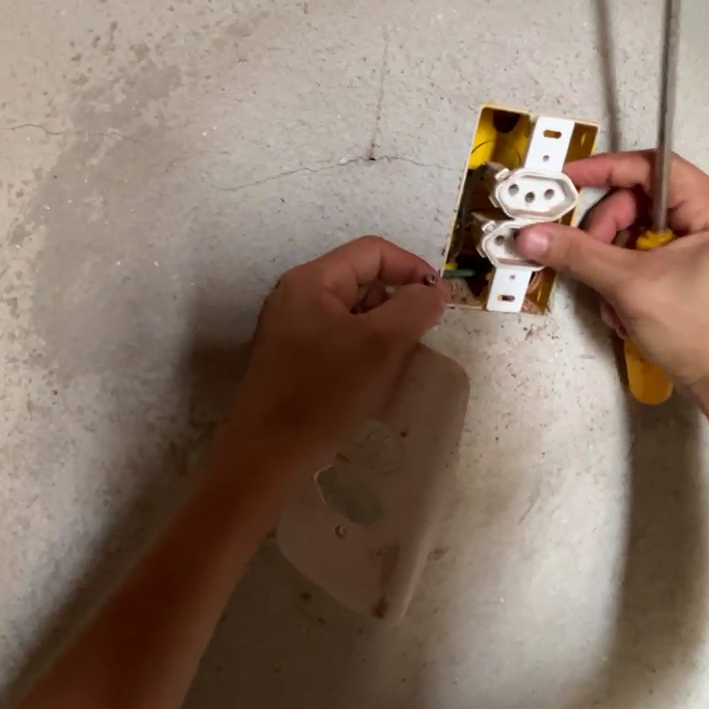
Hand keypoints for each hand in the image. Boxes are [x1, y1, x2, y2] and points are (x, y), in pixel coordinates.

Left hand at [221, 236, 446, 467]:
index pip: (372, 252)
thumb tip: (433, 291)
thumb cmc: (324, 394)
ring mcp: (289, 329)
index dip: (412, 269)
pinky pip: (338, 339)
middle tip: (415, 340)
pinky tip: (369, 382)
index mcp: (310, 281)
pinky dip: (362, 351)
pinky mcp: (290, 359)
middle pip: (361, 280)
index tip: (440, 301)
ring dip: (381, 331)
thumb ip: (414, 308)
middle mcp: (295, 297)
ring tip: (393, 364)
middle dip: (396, 304)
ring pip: (352, 313)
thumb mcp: (380, 345)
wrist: (267, 456)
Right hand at [514, 151, 708, 397]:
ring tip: (613, 302)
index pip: (652, 167)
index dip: (604, 170)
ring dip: (611, 266)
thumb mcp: (630, 287)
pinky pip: (644, 259)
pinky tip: (624, 310)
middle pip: (638, 203)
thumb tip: (529, 234)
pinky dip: (624, 281)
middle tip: (588, 263)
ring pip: (635, 234)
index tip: (563, 182)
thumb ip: (577, 254)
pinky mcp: (692, 272)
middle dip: (606, 234)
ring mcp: (703, 247)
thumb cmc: (698, 331)